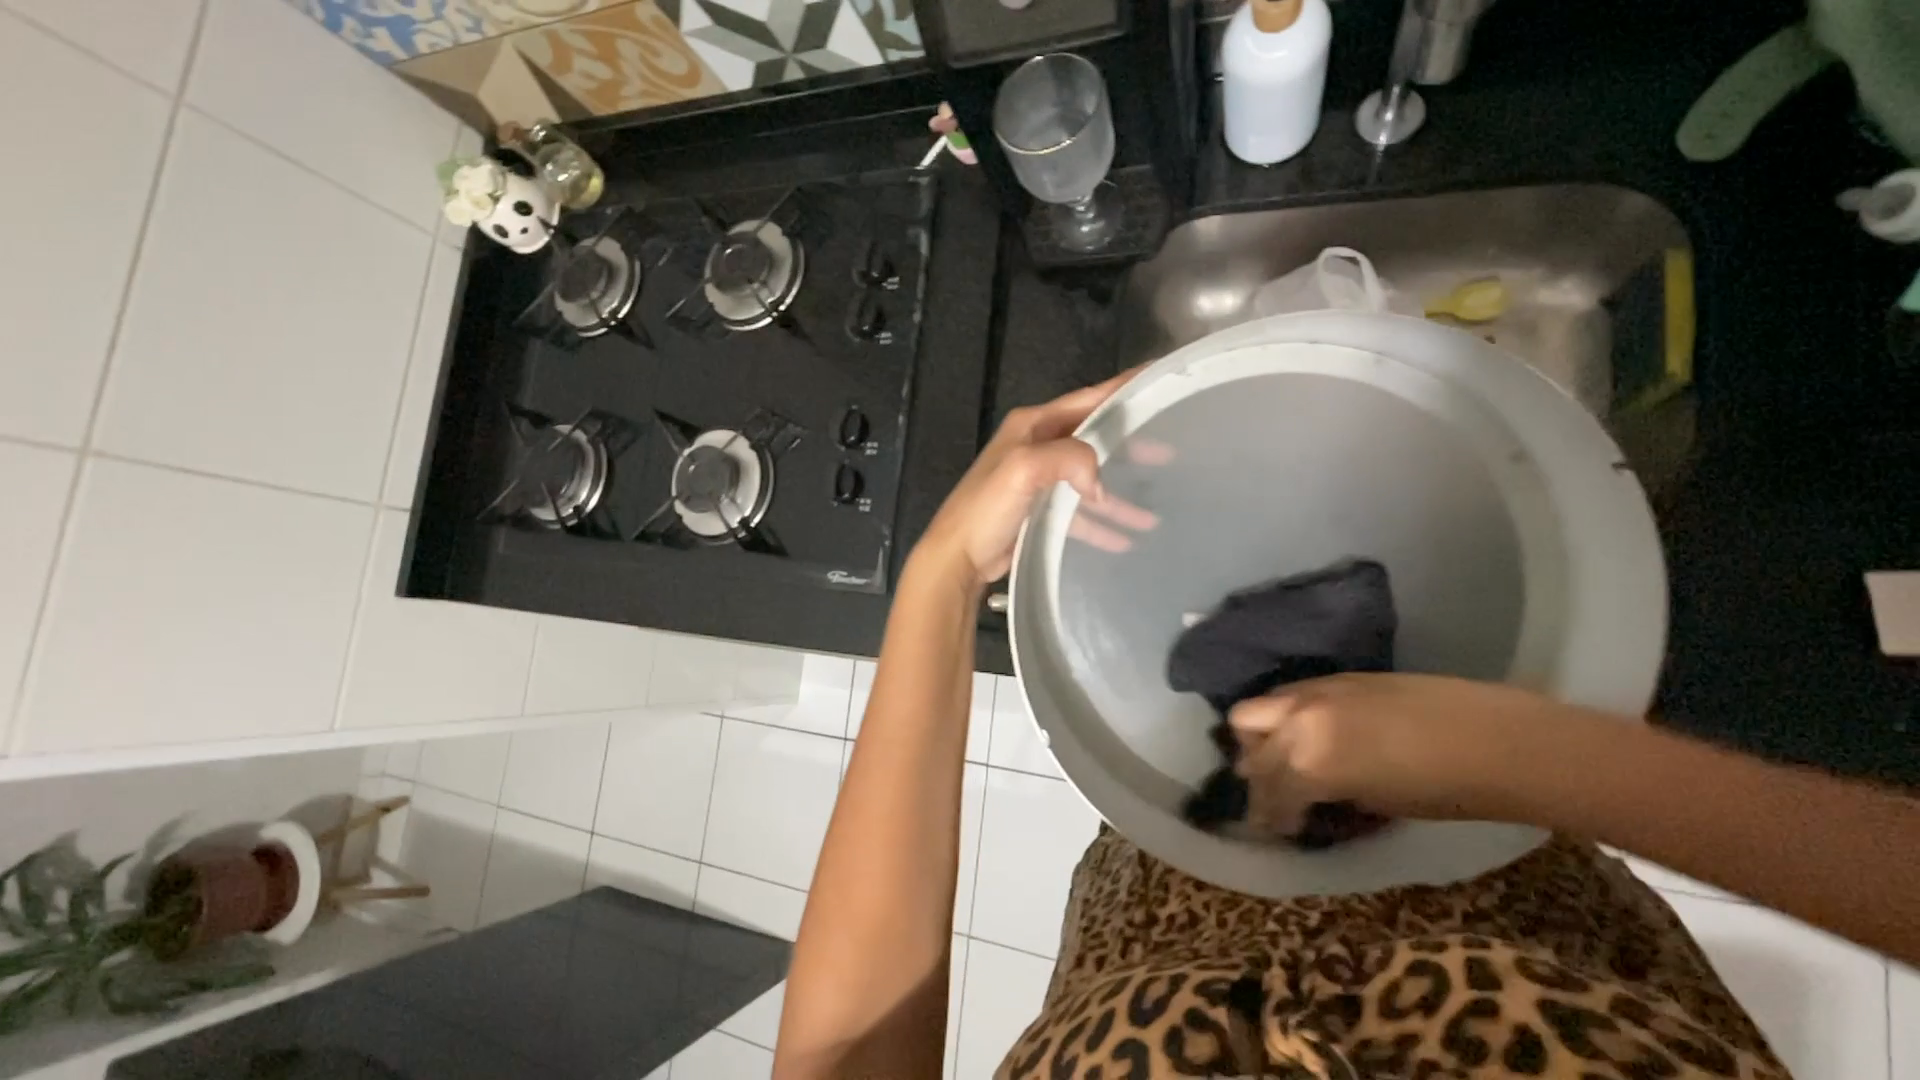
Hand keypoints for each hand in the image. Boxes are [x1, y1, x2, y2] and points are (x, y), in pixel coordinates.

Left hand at [916, 370, 1157, 585]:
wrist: (956, 557)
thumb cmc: (986, 508)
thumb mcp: (1024, 469)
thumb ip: (1068, 459)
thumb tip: (1100, 483)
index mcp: (1033, 426)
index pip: (1089, 398)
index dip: (1124, 388)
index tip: (1160, 379)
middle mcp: (1037, 447)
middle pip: (1095, 440)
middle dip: (1130, 446)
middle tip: (1170, 452)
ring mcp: (1038, 481)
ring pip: (1090, 482)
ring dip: (1120, 496)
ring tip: (1155, 512)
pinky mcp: (1038, 513)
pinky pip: (1079, 514)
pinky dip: (1102, 524)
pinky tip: (1126, 538)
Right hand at [1228, 673, 1598, 829]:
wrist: (1500, 741)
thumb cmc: (1446, 791)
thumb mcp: (1375, 804)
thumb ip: (1328, 793)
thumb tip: (1310, 795)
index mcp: (1310, 762)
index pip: (1268, 792)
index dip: (1271, 818)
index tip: (1278, 829)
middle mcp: (1301, 720)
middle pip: (1251, 746)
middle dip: (1258, 777)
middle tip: (1277, 798)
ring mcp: (1318, 692)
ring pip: (1256, 709)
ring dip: (1263, 737)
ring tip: (1288, 759)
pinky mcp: (1339, 678)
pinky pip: (1291, 695)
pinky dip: (1289, 717)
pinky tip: (1316, 736)